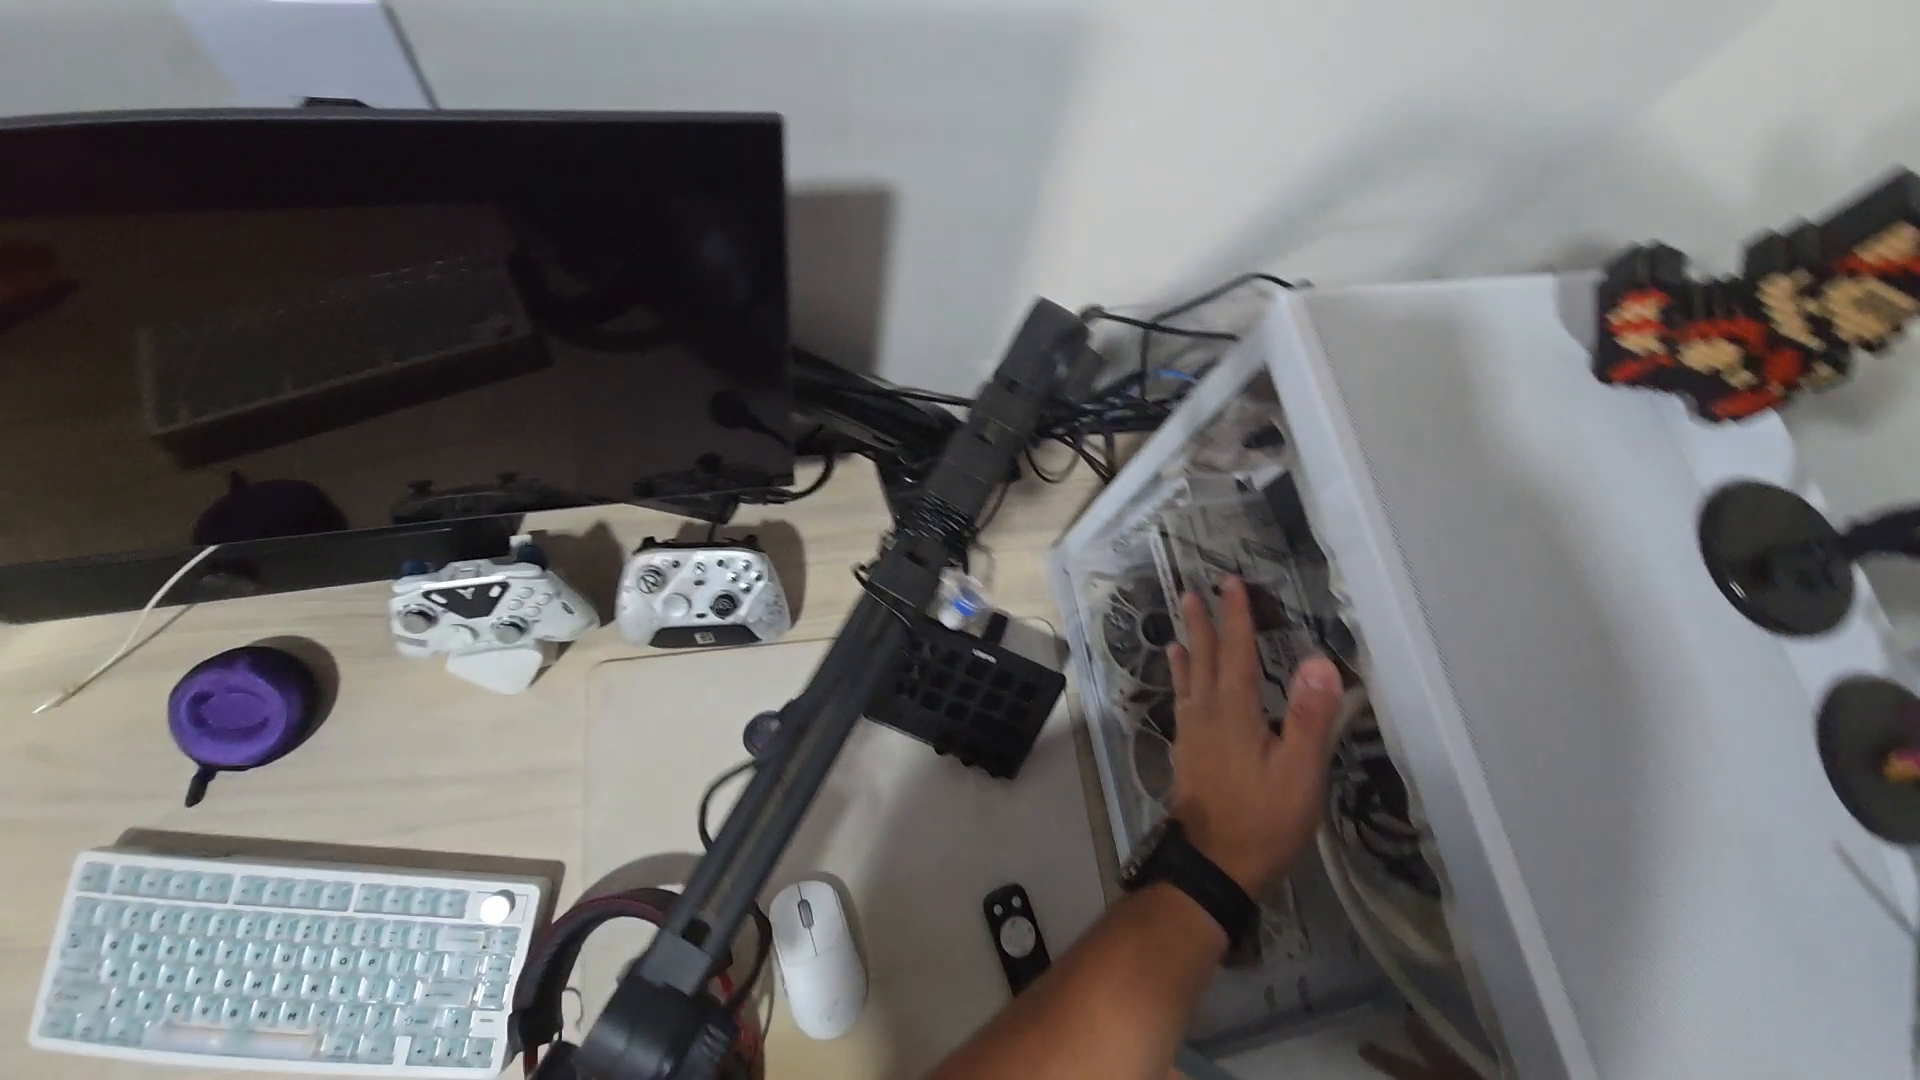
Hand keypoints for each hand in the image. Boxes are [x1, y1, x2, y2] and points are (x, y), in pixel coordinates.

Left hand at [1166, 576, 1341, 892]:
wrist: (1212, 864)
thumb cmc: (1262, 819)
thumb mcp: (1299, 772)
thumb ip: (1309, 717)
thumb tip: (1319, 661)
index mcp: (1233, 711)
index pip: (1236, 652)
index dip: (1235, 617)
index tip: (1231, 583)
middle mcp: (1206, 713)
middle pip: (1204, 659)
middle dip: (1202, 624)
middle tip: (1192, 591)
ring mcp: (1192, 734)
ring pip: (1188, 680)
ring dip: (1187, 650)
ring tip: (1178, 631)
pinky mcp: (1187, 754)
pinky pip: (1182, 704)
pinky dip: (1181, 684)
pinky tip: (1182, 690)